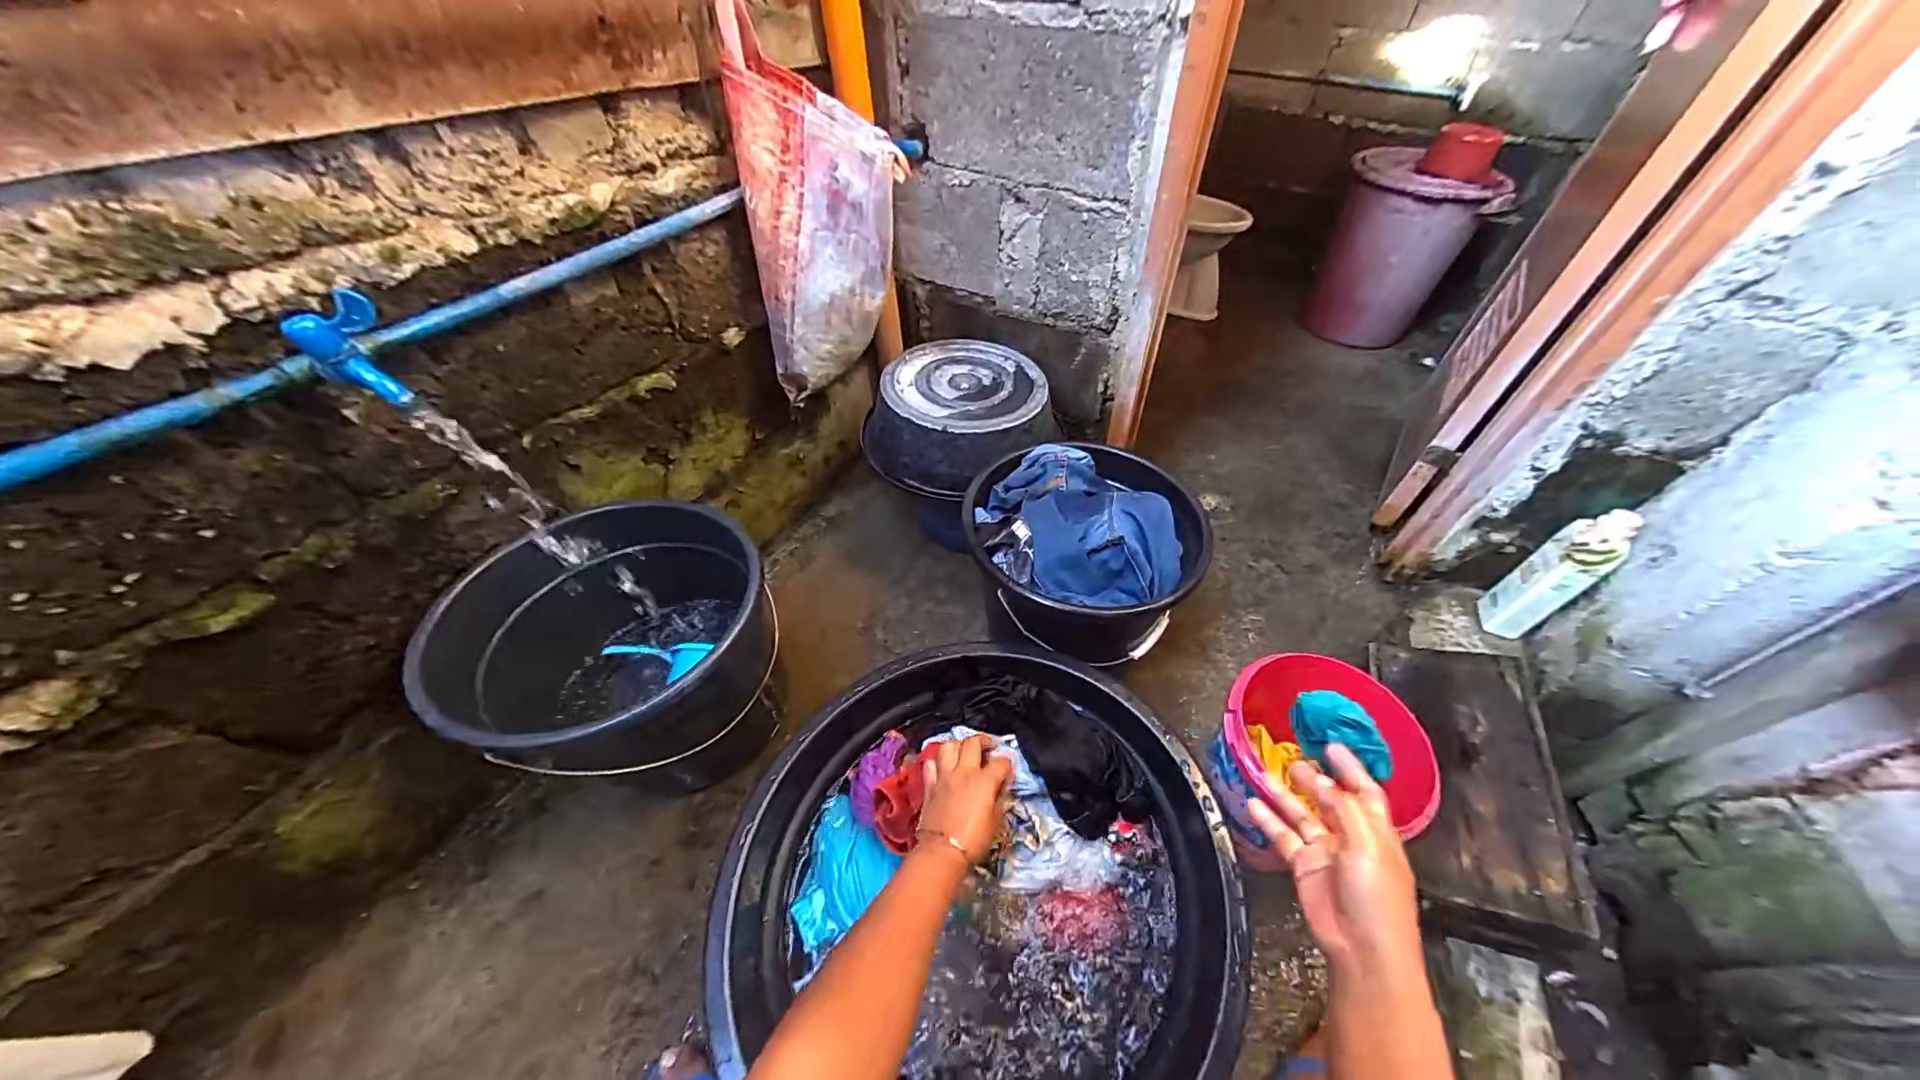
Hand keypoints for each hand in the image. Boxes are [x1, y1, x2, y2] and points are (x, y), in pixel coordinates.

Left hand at [918, 734, 1012, 862]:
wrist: (942, 851)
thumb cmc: (974, 840)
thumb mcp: (996, 821)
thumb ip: (999, 799)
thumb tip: (1001, 786)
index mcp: (984, 781)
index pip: (1001, 762)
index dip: (1007, 763)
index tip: (1008, 769)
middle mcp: (964, 772)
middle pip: (973, 743)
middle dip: (984, 741)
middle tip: (989, 748)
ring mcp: (944, 776)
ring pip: (948, 745)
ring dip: (958, 745)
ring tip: (964, 752)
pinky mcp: (929, 785)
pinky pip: (930, 763)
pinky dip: (937, 761)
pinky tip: (943, 767)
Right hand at [1247, 743, 1421, 975]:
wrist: (1362, 948)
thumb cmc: (1377, 901)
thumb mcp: (1368, 846)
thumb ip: (1345, 810)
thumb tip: (1325, 783)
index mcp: (1376, 832)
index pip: (1364, 790)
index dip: (1350, 767)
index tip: (1331, 745)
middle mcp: (1351, 838)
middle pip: (1329, 800)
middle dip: (1313, 778)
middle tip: (1293, 758)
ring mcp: (1326, 852)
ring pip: (1301, 814)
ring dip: (1283, 794)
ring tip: (1264, 773)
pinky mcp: (1305, 866)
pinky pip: (1283, 836)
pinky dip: (1268, 820)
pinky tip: (1253, 805)